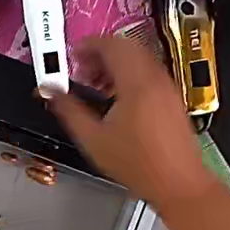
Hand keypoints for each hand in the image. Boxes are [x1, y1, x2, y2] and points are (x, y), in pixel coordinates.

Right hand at [46, 34, 219, 213]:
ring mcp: (167, 89)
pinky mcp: (172, 100)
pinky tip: (116, 99)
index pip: (111, 45)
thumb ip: (69, 110)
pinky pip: (148, 74)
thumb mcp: (93, 139)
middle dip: (100, 54)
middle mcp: (156, 80)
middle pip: (126, 48)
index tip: (74, 53)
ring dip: (114, 66)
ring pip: (138, 60)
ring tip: (96, 85)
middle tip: (81, 69)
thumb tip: (52, 93)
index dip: (88, 45)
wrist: (178, 184)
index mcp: (137, 83)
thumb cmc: (143, 166)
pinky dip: (129, 77)